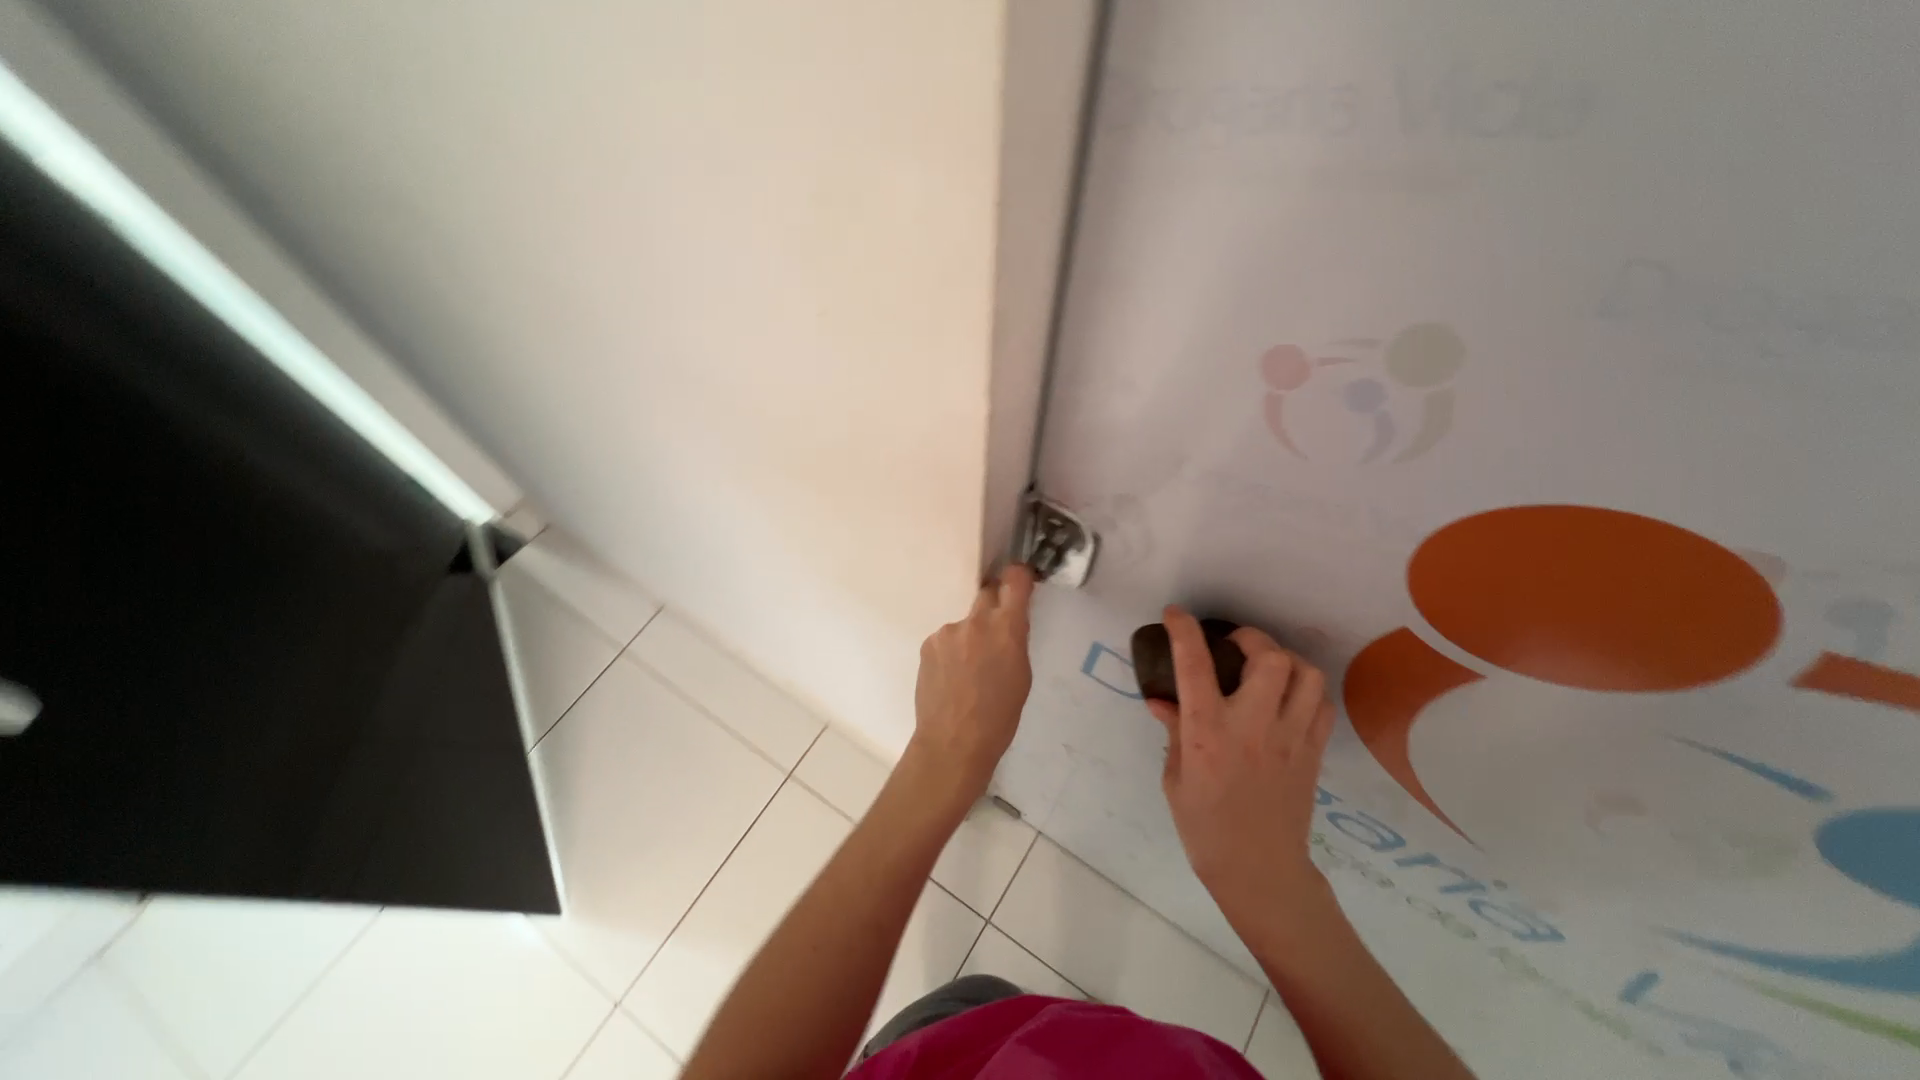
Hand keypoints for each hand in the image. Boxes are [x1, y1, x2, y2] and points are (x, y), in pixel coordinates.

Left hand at [907, 564, 1036, 803]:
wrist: (953, 741)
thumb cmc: (1000, 716)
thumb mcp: (1022, 675)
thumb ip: (1014, 641)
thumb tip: (1009, 626)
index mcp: (1006, 628)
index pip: (1014, 580)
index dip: (1019, 576)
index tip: (1020, 579)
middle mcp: (975, 621)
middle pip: (987, 595)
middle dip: (994, 607)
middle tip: (996, 632)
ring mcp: (947, 632)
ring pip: (965, 624)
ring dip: (970, 638)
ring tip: (969, 673)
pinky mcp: (928, 645)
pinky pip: (946, 641)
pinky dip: (952, 653)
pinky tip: (952, 679)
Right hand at [1148, 607, 1334, 922]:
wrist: (1258, 869)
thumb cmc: (1204, 827)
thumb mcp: (1175, 778)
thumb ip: (1175, 732)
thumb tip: (1164, 700)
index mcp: (1208, 733)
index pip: (1196, 666)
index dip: (1185, 631)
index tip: (1176, 614)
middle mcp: (1252, 726)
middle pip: (1269, 658)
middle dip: (1252, 638)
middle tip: (1235, 645)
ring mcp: (1290, 738)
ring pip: (1306, 675)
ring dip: (1285, 661)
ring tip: (1267, 668)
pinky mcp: (1314, 752)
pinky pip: (1321, 705)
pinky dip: (1307, 691)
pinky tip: (1289, 700)